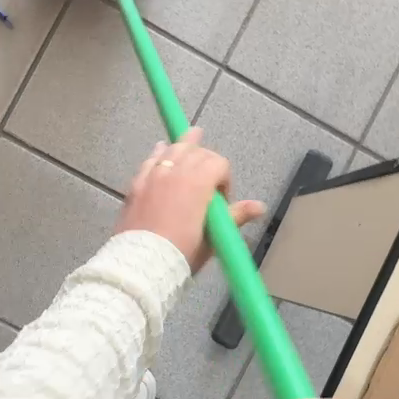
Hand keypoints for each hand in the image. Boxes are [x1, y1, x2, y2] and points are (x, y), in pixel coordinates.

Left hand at [114, 129, 265, 271]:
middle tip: (210, 174)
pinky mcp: (137, 184)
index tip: (221, 200)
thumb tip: (261, 206)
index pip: (219, 163)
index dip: (225, 178)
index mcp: (198, 182)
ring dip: (185, 144)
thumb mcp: (212, 236)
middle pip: (197, 151)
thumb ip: (235, 215)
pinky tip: (160, 149)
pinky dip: (159, 153)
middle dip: (207, 159)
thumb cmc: (182, 252)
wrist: (143, 263)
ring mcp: (154, 176)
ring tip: (192, 136)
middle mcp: (176, 171)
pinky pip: (150, 160)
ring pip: (173, 150)